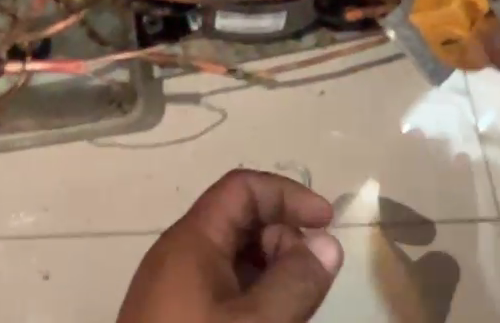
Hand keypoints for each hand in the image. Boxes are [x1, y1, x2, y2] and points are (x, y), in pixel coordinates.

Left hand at [118, 169, 342, 322]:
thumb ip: (297, 282)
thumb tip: (326, 244)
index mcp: (191, 241)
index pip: (243, 188)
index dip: (287, 195)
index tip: (328, 224)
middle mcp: (178, 257)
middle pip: (239, 224)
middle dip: (283, 243)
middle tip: (309, 288)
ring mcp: (171, 294)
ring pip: (232, 263)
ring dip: (269, 279)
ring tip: (291, 316)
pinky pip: (219, 295)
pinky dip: (250, 304)